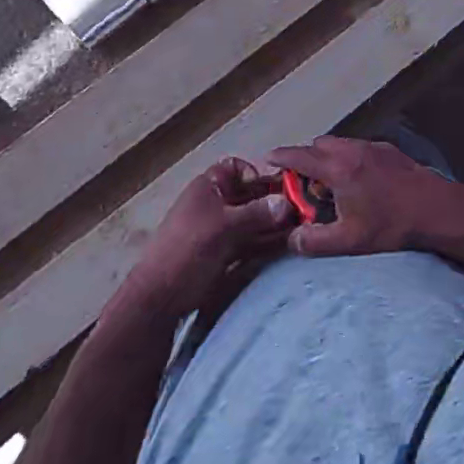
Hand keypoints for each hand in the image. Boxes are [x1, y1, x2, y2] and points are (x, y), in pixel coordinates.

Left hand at [119, 157, 296, 319]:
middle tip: (303, 211)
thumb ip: (256, 213)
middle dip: (273, 200)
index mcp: (208, 187)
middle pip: (249, 194)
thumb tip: (287, 202)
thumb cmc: (188, 250)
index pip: (235, 167)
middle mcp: (216, 204)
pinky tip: (288, 245)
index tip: (277, 188)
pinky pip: (251, 241)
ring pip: (253, 219)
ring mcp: (221, 230)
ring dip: (274, 223)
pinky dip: (267, 241)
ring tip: (302, 229)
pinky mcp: (225, 253)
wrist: (161, 296)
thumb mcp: (223, 227)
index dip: (255, 173)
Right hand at [265, 136, 463, 256]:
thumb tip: (292, 239)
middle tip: (305, 184)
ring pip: (339, 144)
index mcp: (337, 168)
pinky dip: (349, 158)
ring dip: (329, 158)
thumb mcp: (350, 240)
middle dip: (306, 159)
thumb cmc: (393, 225)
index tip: (268, 160)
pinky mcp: (390, 150)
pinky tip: (361, 181)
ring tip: (334, 185)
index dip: (279, 157)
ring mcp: (372, 147)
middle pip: (317, 145)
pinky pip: (358, 147)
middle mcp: (351, 150)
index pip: (298, 155)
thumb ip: (315, 241)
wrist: (440, 210)